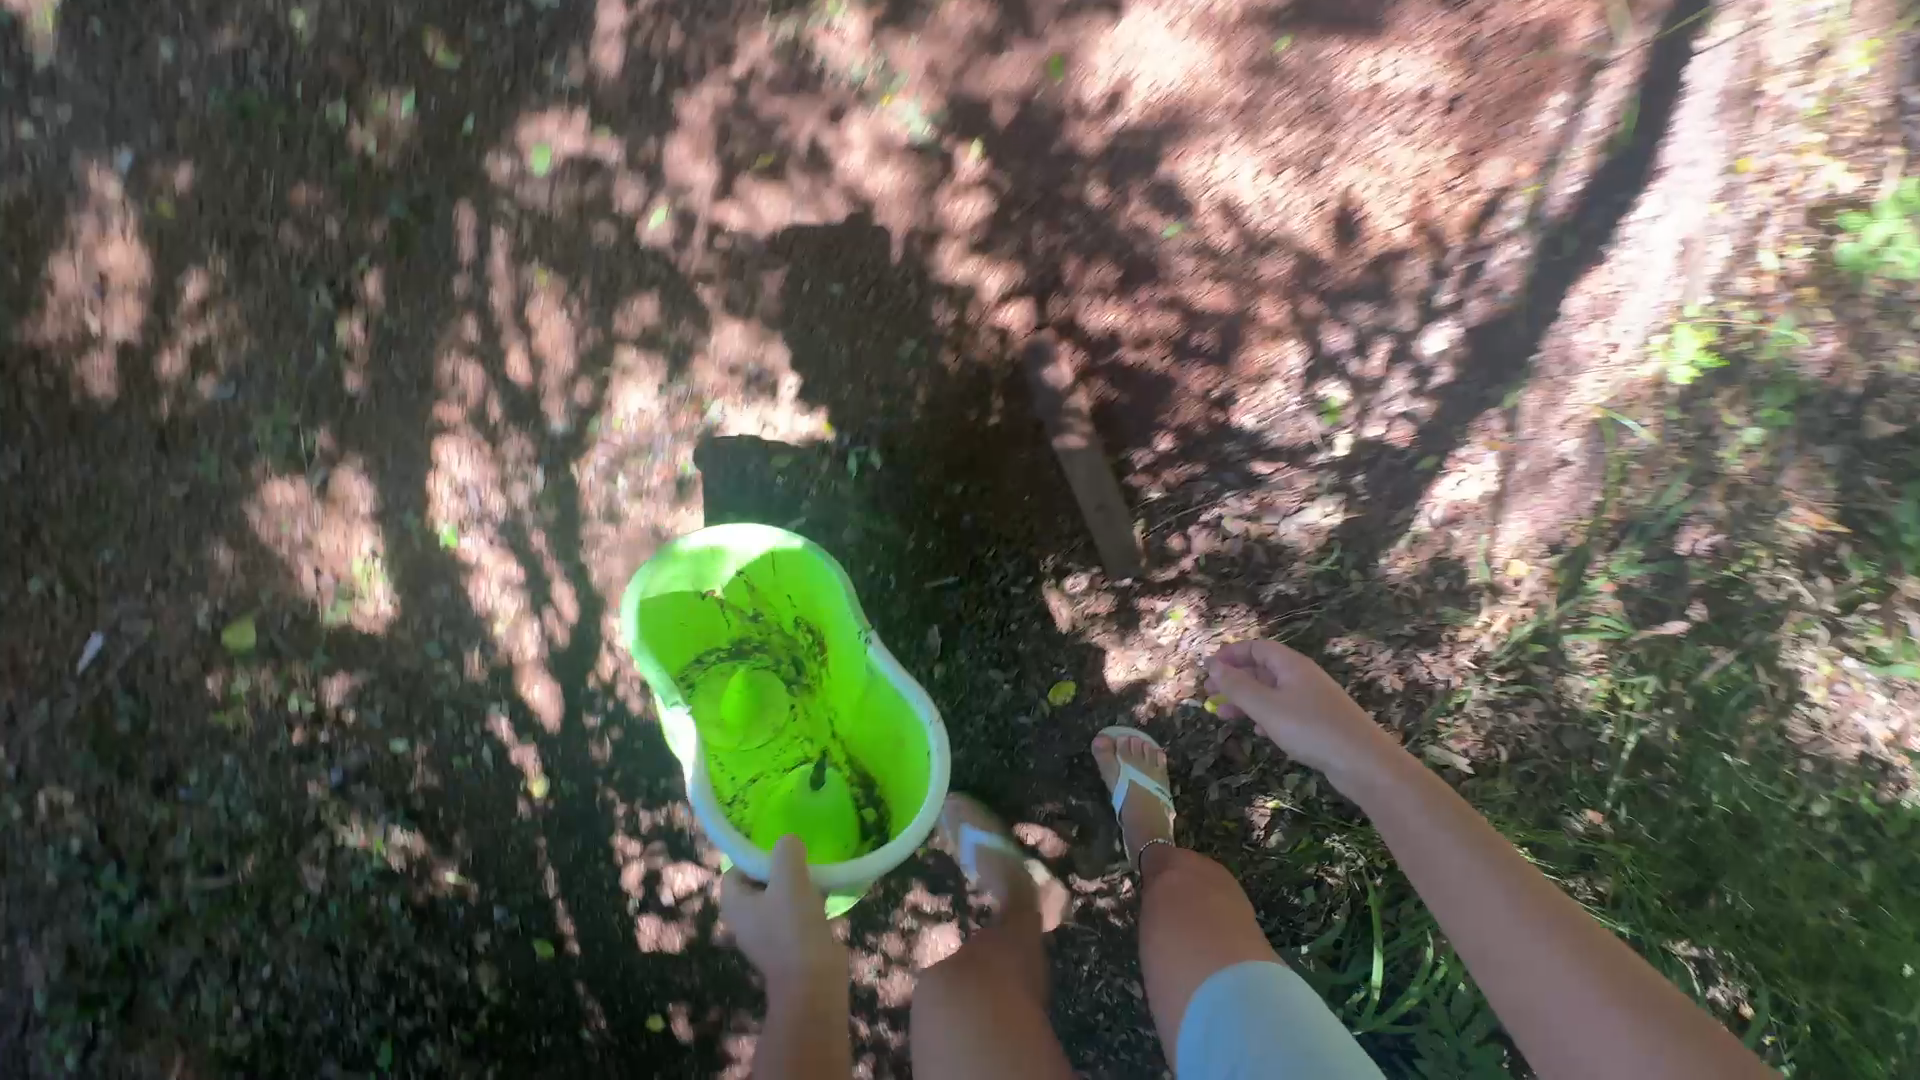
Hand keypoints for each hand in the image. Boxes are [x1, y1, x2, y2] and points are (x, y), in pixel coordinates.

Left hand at [720, 835, 845, 994]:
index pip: (735, 869)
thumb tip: (788, 841)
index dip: (754, 855)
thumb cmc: (793, 926)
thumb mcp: (789, 878)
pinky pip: (797, 912)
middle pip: (760, 881)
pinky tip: (828, 890)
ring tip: (817, 868)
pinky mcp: (790, 942)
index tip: (779, 846)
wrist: (813, 979)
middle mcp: (746, 919)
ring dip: (798, 883)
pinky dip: (809, 900)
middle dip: (780, 866)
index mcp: (735, 904)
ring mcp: (769, 933)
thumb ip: (786, 851)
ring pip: (781, 896)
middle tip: (801, 853)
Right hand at [1205, 639, 1408, 794]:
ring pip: (1271, 693)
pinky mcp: (1318, 721)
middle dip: (1234, 680)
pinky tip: (1258, 732)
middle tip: (1209, 694)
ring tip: (1223, 715)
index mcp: (1291, 665)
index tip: (1208, 669)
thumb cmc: (1311, 728)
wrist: (1364, 763)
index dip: (1231, 654)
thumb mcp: (1266, 707)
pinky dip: (1265, 717)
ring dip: (1245, 701)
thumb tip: (1213, 666)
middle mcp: (1302, 677)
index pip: (1256, 647)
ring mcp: (1312, 700)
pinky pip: (1284, 711)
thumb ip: (1237, 686)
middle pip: (1261, 669)